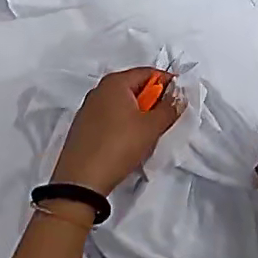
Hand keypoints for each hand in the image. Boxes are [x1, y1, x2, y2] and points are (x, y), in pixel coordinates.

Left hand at [50, 68, 181, 195]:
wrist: (80, 184)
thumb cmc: (118, 146)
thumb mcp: (153, 126)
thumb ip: (170, 106)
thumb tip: (177, 97)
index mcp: (115, 82)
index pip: (150, 73)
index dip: (168, 84)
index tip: (177, 99)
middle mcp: (98, 90)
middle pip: (135, 87)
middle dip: (152, 100)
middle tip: (164, 117)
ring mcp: (87, 110)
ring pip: (122, 103)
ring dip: (138, 113)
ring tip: (146, 132)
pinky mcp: (82, 128)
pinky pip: (110, 117)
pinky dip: (123, 123)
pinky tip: (128, 141)